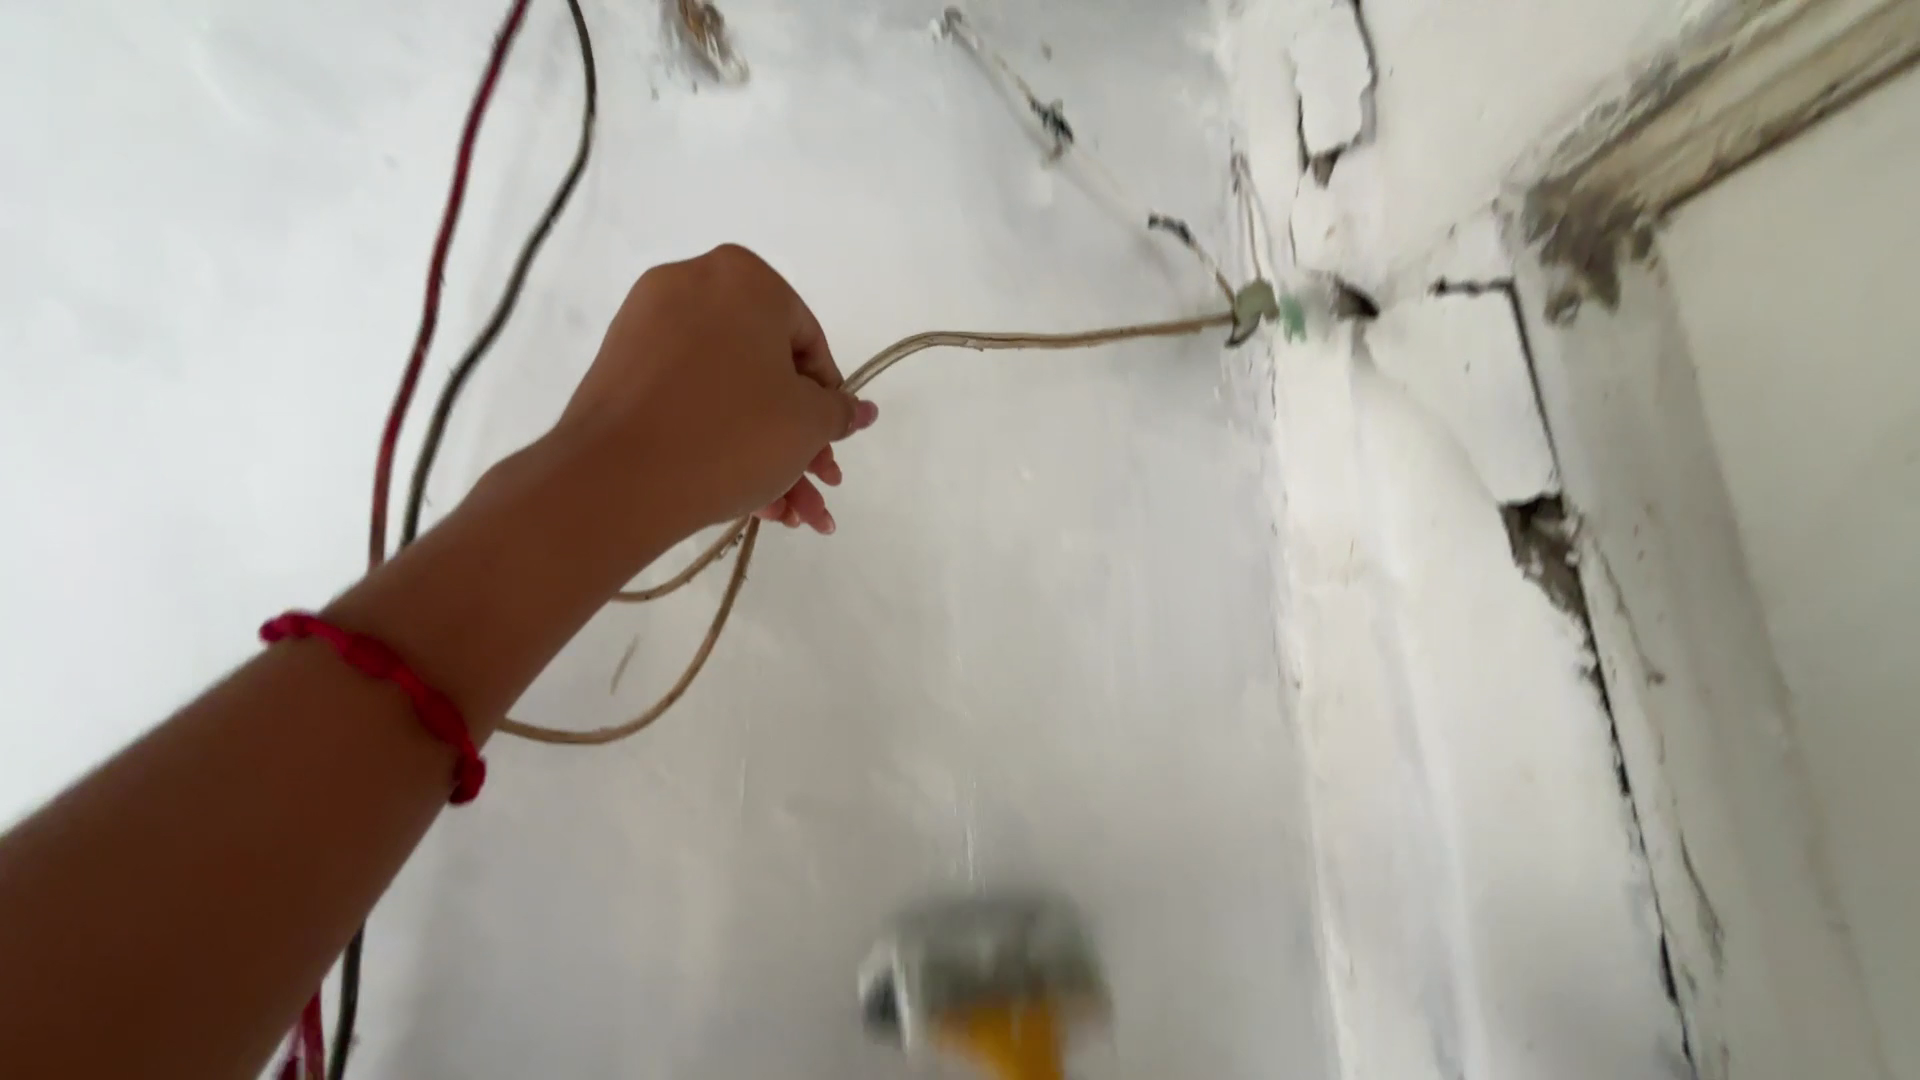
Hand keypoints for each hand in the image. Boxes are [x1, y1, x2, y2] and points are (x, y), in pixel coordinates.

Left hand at [552, 244, 876, 536]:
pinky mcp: (620, 369)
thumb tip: (860, 409)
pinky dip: (722, 443)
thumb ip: (840, 411)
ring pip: (730, 395)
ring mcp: (648, 327)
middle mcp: (693, 287)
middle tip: (816, 488)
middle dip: (798, 442)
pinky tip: (750, 501)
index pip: (809, 342)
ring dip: (768, 457)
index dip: (827, 402)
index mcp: (745, 279)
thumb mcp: (808, 424)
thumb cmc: (733, 433)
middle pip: (768, 373)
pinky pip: (690, 402)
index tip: (829, 445)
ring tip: (790, 515)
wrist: (618, 480)